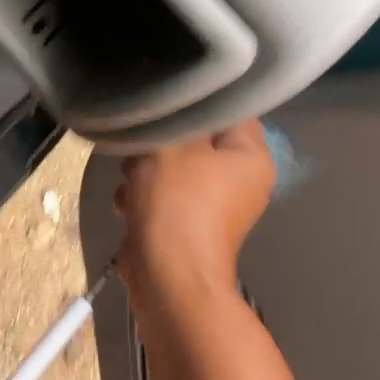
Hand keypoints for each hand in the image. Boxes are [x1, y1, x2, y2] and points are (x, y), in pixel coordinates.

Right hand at [114, 119, 275, 300]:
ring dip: (143, 171)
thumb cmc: (177, 202)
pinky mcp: (186, 227)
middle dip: (160, 143)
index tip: (164, 104)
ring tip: (132, 179)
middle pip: (194, 142)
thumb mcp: (172, 145)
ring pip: (171, 169)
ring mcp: (212, 208)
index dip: (194, 104)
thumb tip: (173, 111)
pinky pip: (162, 198)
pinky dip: (142, 199)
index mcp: (251, 158)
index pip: (229, 111)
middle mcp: (239, 182)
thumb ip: (174, 119)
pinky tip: (129, 206)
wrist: (166, 275)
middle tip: (142, 146)